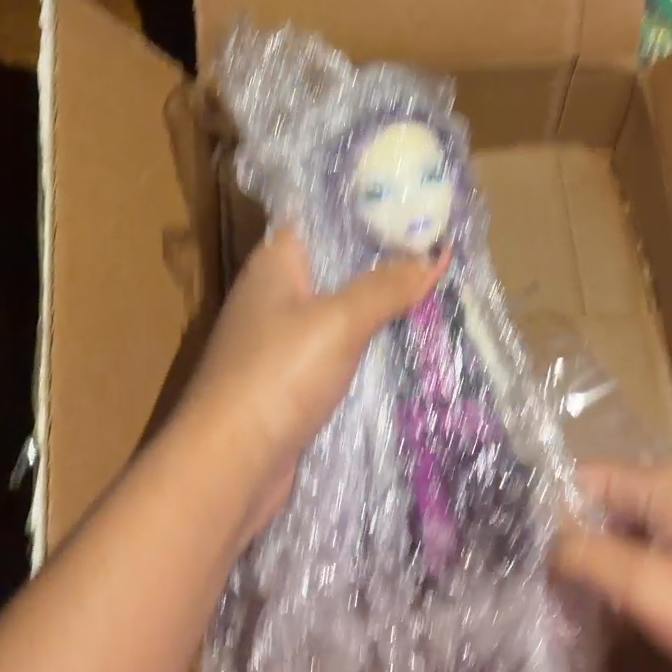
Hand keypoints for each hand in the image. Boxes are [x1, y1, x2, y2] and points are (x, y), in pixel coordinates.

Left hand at [173, 229, 444, 530]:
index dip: (367, 211)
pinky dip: (366, 348)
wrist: (228, 466)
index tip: (417, 206)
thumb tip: (437, 253)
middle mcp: (272, 293)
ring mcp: (277, 340)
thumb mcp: (340, 322)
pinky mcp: (288, 382)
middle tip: (442, 252)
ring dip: (379, 307)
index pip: (322, 218)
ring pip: (338, 311)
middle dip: (383, 262)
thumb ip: (387, 286)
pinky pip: (336, 351)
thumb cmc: (277, 375)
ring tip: (438, 292)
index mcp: (274, 261)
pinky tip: (406, 346)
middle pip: (335, 266)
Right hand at [552, 464, 671, 671]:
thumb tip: (542, 543)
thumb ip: (582, 554)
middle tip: (545, 583)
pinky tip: (624, 613)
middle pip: (605, 505)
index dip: (550, 510)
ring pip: (630, 535)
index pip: (581, 476)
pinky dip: (635, 580)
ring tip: (576, 603)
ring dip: (604, 566)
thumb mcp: (644, 584)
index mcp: (664, 481)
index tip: (525, 549)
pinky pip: (658, 558)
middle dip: (575, 542)